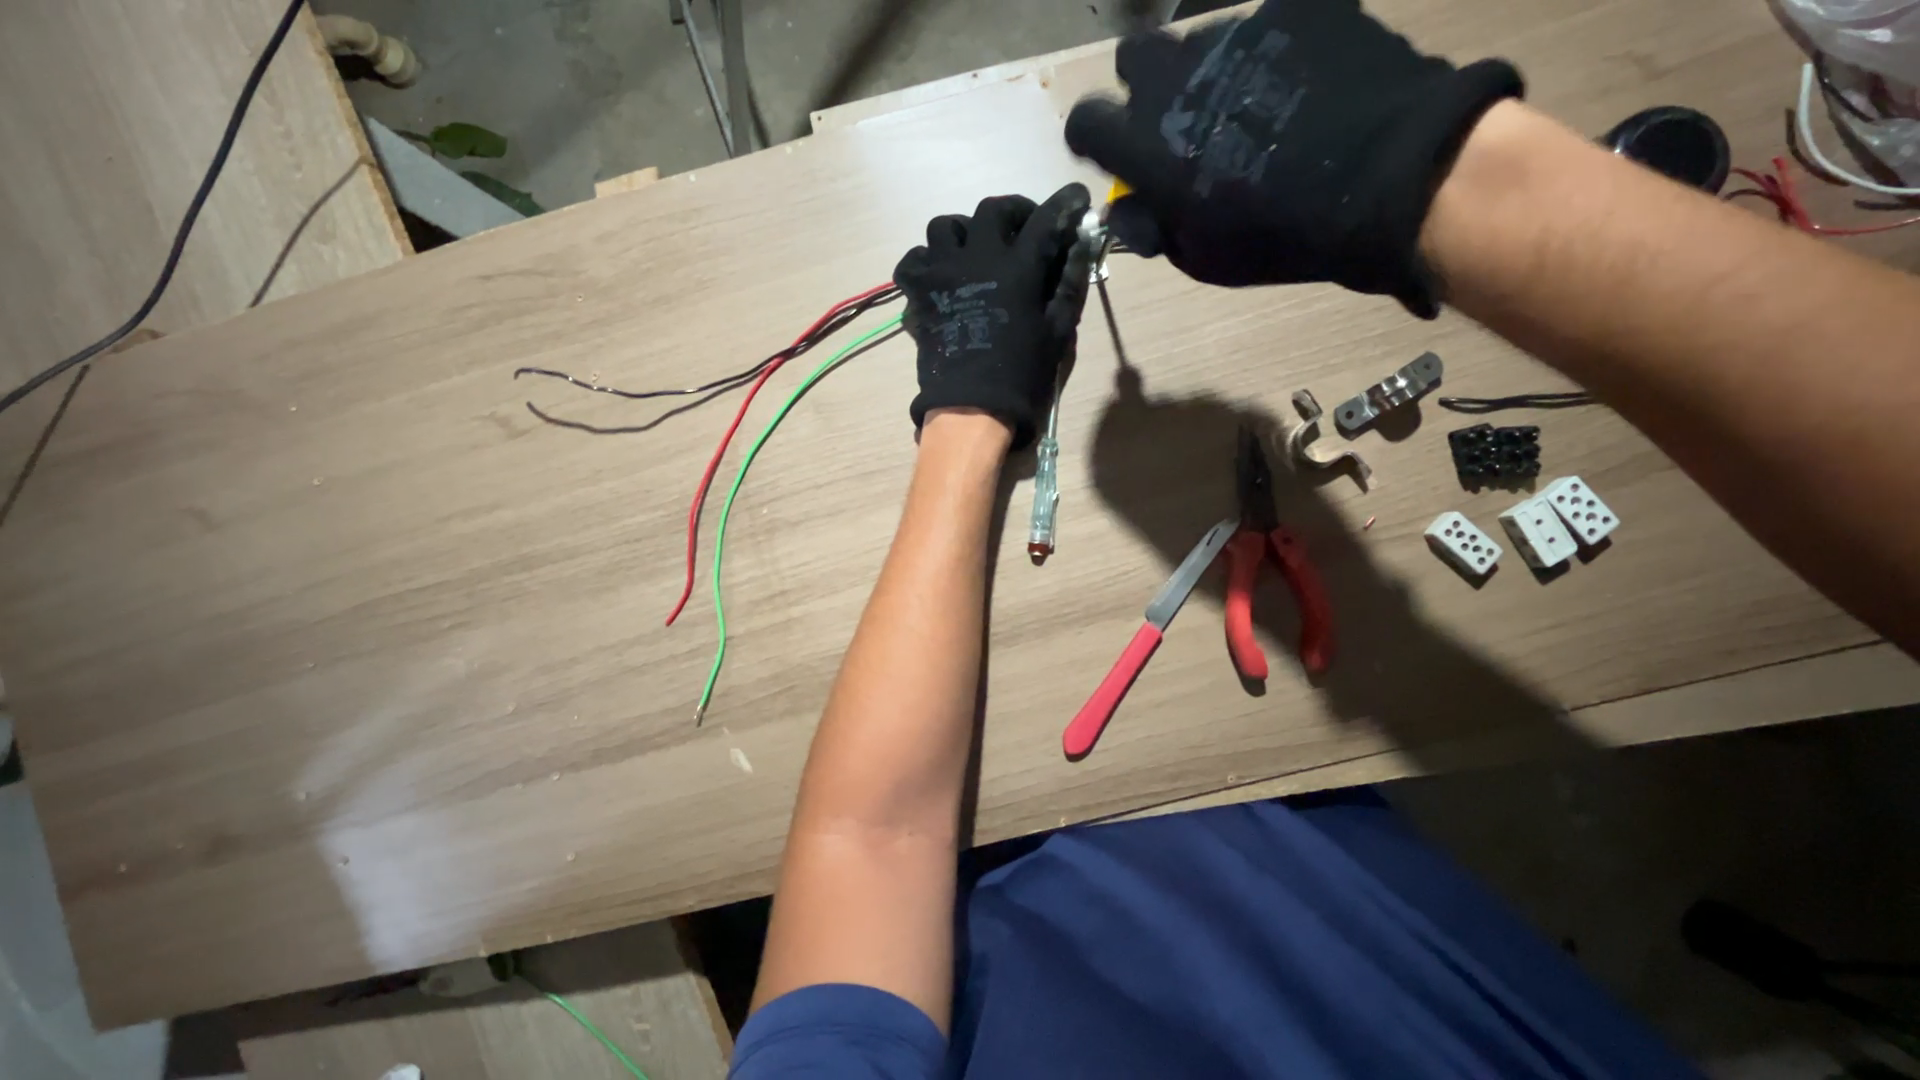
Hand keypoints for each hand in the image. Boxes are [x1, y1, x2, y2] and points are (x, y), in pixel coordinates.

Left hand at [893, 184, 1093, 448]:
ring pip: (944, 227)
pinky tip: (942, 275)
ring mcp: (942, 273)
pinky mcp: (918, 293)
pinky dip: (927, 261)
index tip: (1075, 199)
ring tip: (976, 251)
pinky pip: (913, 260)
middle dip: (1012, 213)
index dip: (1064, 204)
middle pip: (991, 211)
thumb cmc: (1023, 373)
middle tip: (1022, 229)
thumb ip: (1070, 283)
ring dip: (964, 232)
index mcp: (1018, 267)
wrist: (972, 407)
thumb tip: (1081, 246)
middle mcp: (977, 258)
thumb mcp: (1059, 329)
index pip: (1045, 219)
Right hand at [1063, 0, 1522, 316]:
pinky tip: (1305, 81)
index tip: (1119, 154)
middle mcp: (1174, 75)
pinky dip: (1274, 50)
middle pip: (1134, 60)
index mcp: (1144, 141)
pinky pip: (1268, 22)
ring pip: (1200, 41)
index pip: (1085, 120)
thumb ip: (1153, 224)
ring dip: (1210, 71)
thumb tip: (1130, 205)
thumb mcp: (1202, 256)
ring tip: (1257, 105)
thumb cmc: (1283, 235)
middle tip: (1185, 122)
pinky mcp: (1293, 7)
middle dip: (1147, 88)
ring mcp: (1235, 33)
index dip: (1097, 138)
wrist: (1388, 179)